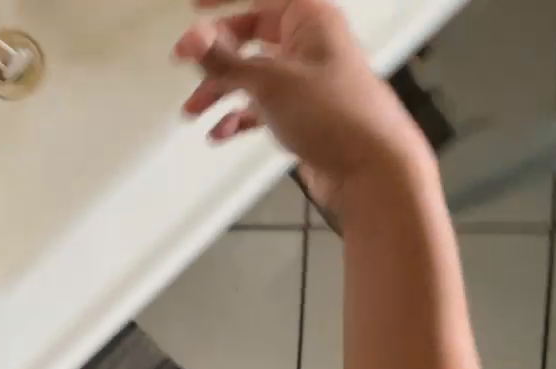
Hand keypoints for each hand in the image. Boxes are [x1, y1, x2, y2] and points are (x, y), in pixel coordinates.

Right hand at [174, 0, 433, 216]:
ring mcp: (304, 78)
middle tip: (189, 67)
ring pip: (251, 75)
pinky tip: (221, 132)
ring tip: (194, 112)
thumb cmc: (336, 114)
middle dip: (216, 56)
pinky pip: (259, 106)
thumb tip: (192, 38)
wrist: (366, 164)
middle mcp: (308, 43)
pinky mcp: (300, 111)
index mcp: (309, 18)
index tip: (195, 6)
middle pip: (251, 37)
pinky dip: (237, 117)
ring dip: (220, 91)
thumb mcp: (270, 82)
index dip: (225, 1)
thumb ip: (226, 61)